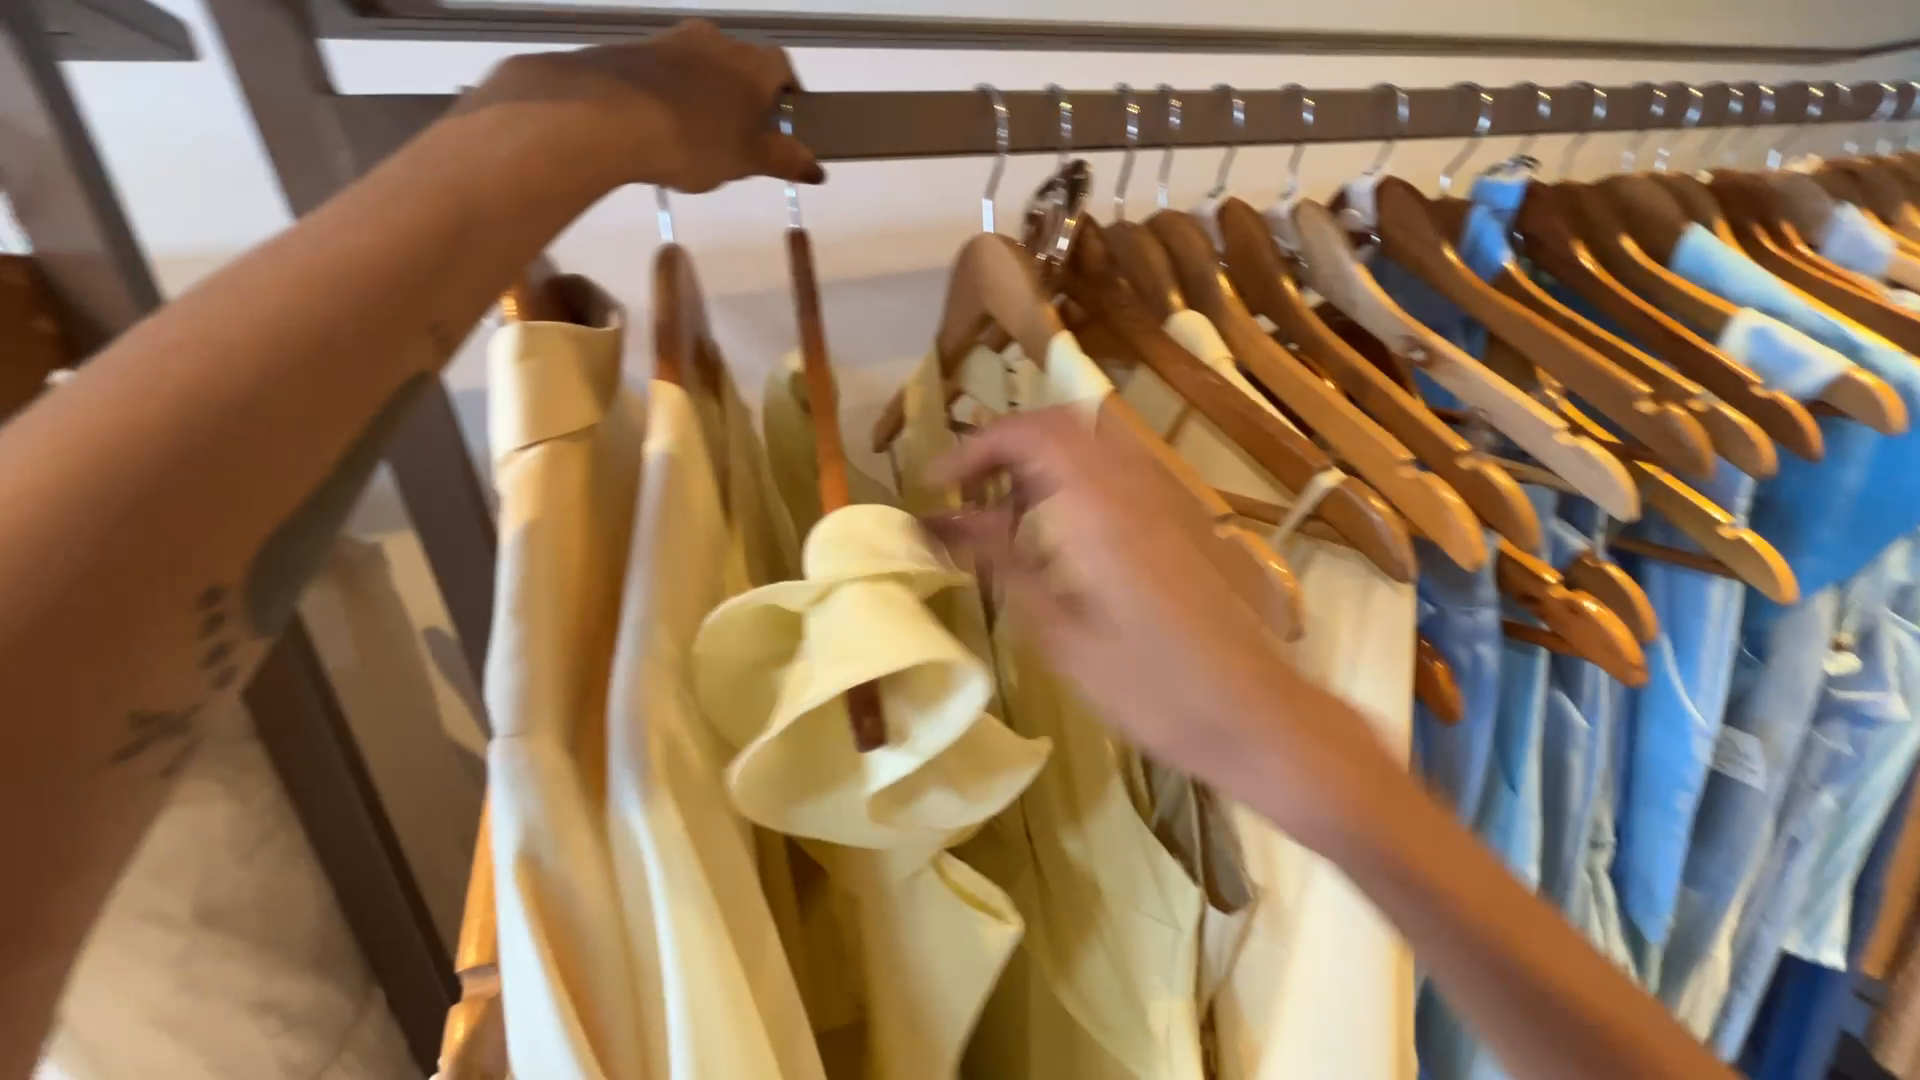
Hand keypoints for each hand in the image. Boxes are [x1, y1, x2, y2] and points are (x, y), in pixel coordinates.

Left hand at [462, 20, 822, 192]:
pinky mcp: (633, 51)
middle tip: (742, 137)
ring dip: (707, 95)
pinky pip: (664, 74)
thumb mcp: (748, 160)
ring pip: (701, 66)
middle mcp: (715, 40)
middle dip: (746, 96)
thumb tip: (817, 167)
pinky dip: (671, 97)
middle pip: (741, 65)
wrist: (604, 113)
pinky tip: (661, 130)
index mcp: (752, 64)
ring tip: (698, 138)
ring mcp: (670, 40)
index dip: (788, 93)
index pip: (783, 67)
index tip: (785, 123)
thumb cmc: (694, 139)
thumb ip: (784, 161)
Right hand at [924, 410, 1396, 842]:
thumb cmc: (1152, 690)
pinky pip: (1117, 471)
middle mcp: (1136, 486)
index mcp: (1100, 509)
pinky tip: (1060, 536)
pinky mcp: (1182, 520)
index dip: (974, 447)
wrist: (1255, 716)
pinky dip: (1074, 479)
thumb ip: (1003, 563)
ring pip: (1091, 443)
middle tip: (970, 497)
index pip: (1030, 432)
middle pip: (1061, 424)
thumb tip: (948, 522)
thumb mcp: (1060, 634)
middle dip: (1004, 447)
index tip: (936, 487)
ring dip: (1040, 461)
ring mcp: (1166, 498)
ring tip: (1007, 517)